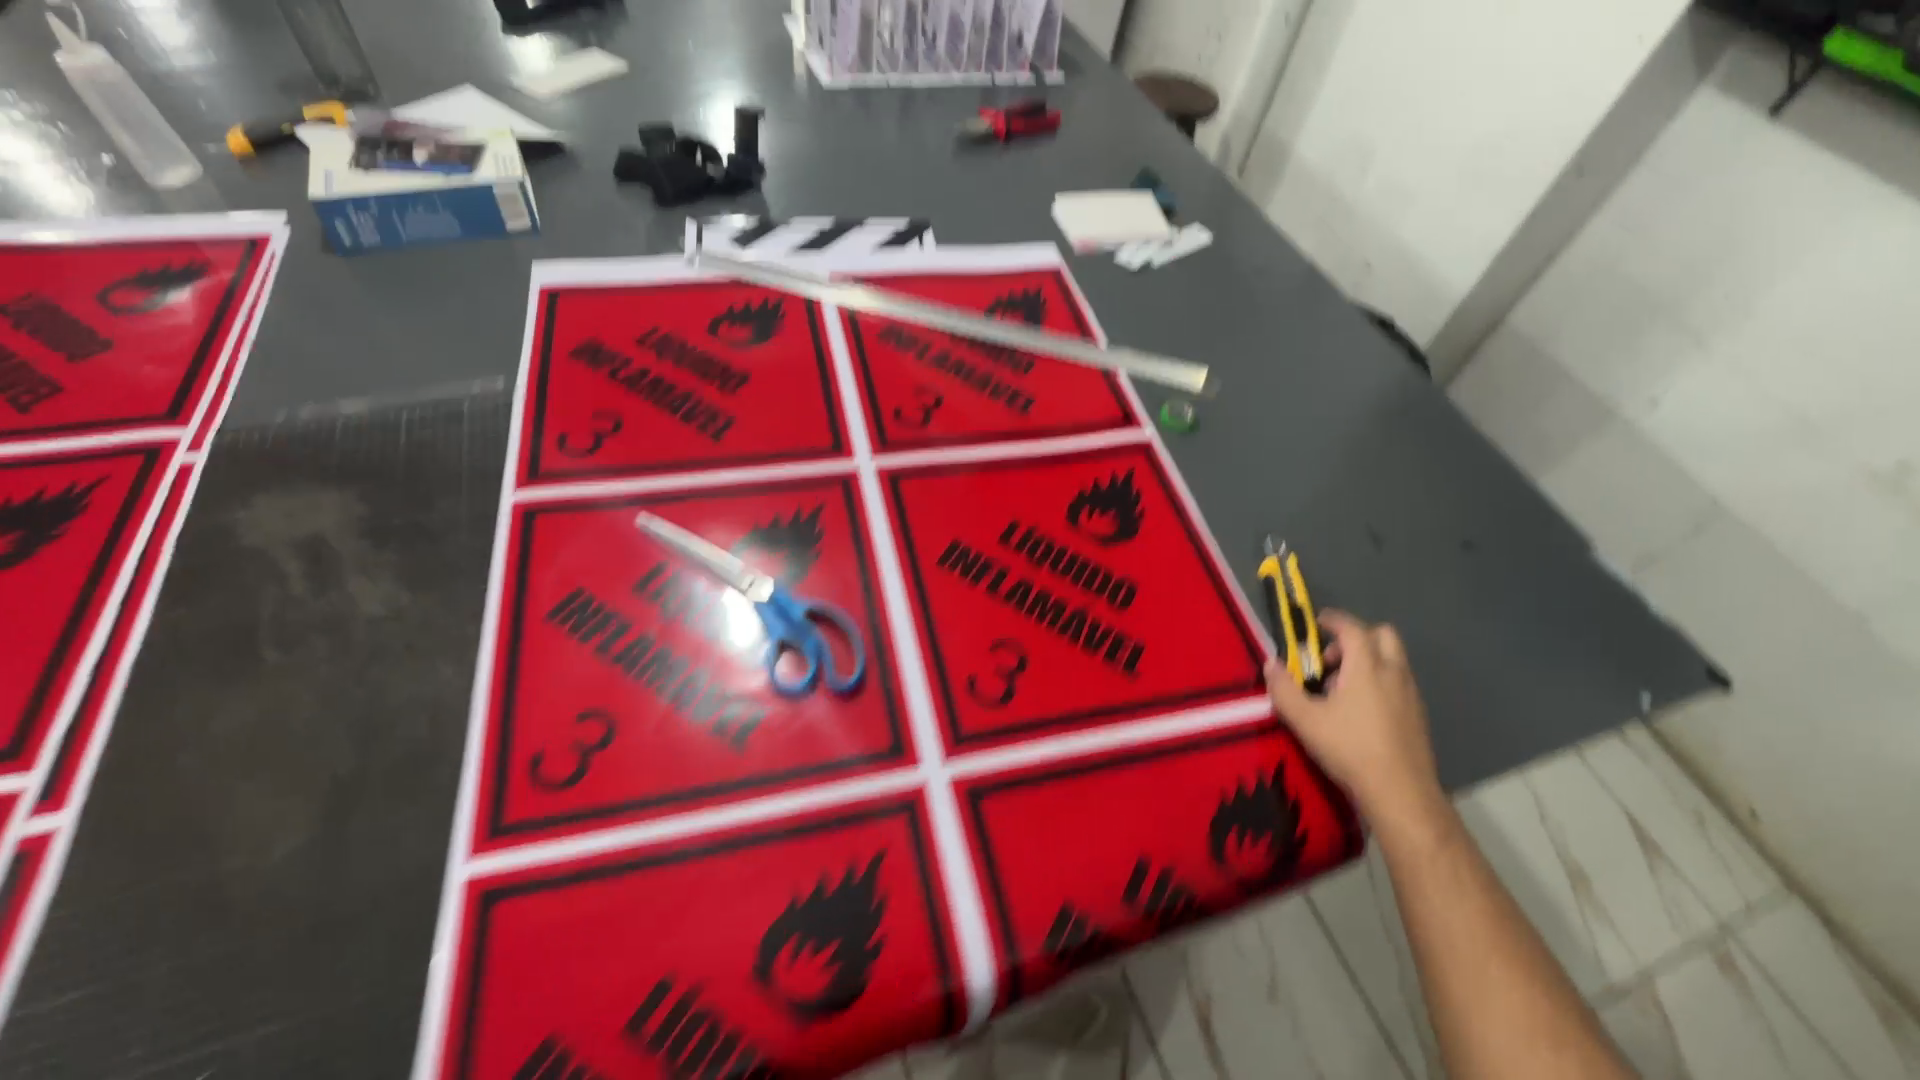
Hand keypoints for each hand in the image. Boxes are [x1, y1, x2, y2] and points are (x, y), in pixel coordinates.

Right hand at [1266, 611, 1445, 834]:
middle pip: (1382, 636)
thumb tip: (1271, 663)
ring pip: (1392, 661)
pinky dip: (1380, 683)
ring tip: (1341, 690)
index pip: (1352, 628)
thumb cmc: (1349, 749)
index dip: (1334, 620)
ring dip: (1368, 662)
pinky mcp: (1418, 716)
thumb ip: (1284, 689)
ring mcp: (1410, 694)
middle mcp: (1393, 673)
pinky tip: (1361, 713)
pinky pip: (1399, 683)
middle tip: (1331, 660)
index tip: (1318, 621)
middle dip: (1356, 638)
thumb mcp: (1305, 720)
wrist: (1400, 791)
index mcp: (1366, 667)